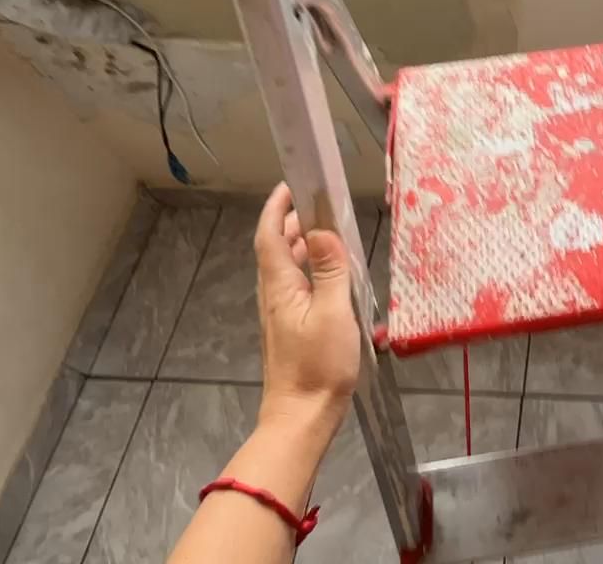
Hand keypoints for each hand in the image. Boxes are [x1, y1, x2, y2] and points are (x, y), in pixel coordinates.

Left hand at [253, 183, 360, 427]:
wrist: (302, 418)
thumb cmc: (319, 365)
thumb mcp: (333, 312)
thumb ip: (329, 270)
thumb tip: (321, 231)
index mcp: (280, 287)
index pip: (269, 237)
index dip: (277, 209)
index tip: (291, 184)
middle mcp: (275, 295)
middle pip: (277, 248)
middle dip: (293, 221)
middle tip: (321, 202)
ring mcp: (282, 312)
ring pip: (287, 266)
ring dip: (302, 243)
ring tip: (330, 229)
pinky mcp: (293, 326)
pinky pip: (298, 283)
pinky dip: (311, 266)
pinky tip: (333, 271)